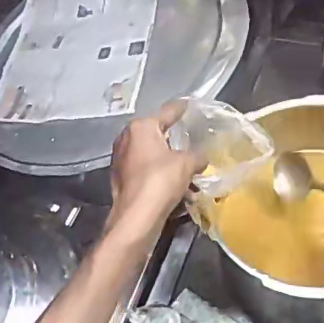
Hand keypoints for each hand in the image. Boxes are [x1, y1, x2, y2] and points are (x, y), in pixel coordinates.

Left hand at [108, 100, 197, 233]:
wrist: (136, 216)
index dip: (182, 109)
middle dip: (174, 140)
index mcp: (142, 127)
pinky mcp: (121, 178)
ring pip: (151, 154)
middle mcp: (127, 138)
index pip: (168, 112)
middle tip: (191, 142)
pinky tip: (174, 184)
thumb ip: (198, 155)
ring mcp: (121, 159)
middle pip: (156, 134)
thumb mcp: (187, 164)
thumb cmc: (161, 182)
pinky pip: (145, 170)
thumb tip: (202, 157)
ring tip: (187, 169)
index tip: (191, 106)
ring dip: (168, 160)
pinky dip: (159, 174)